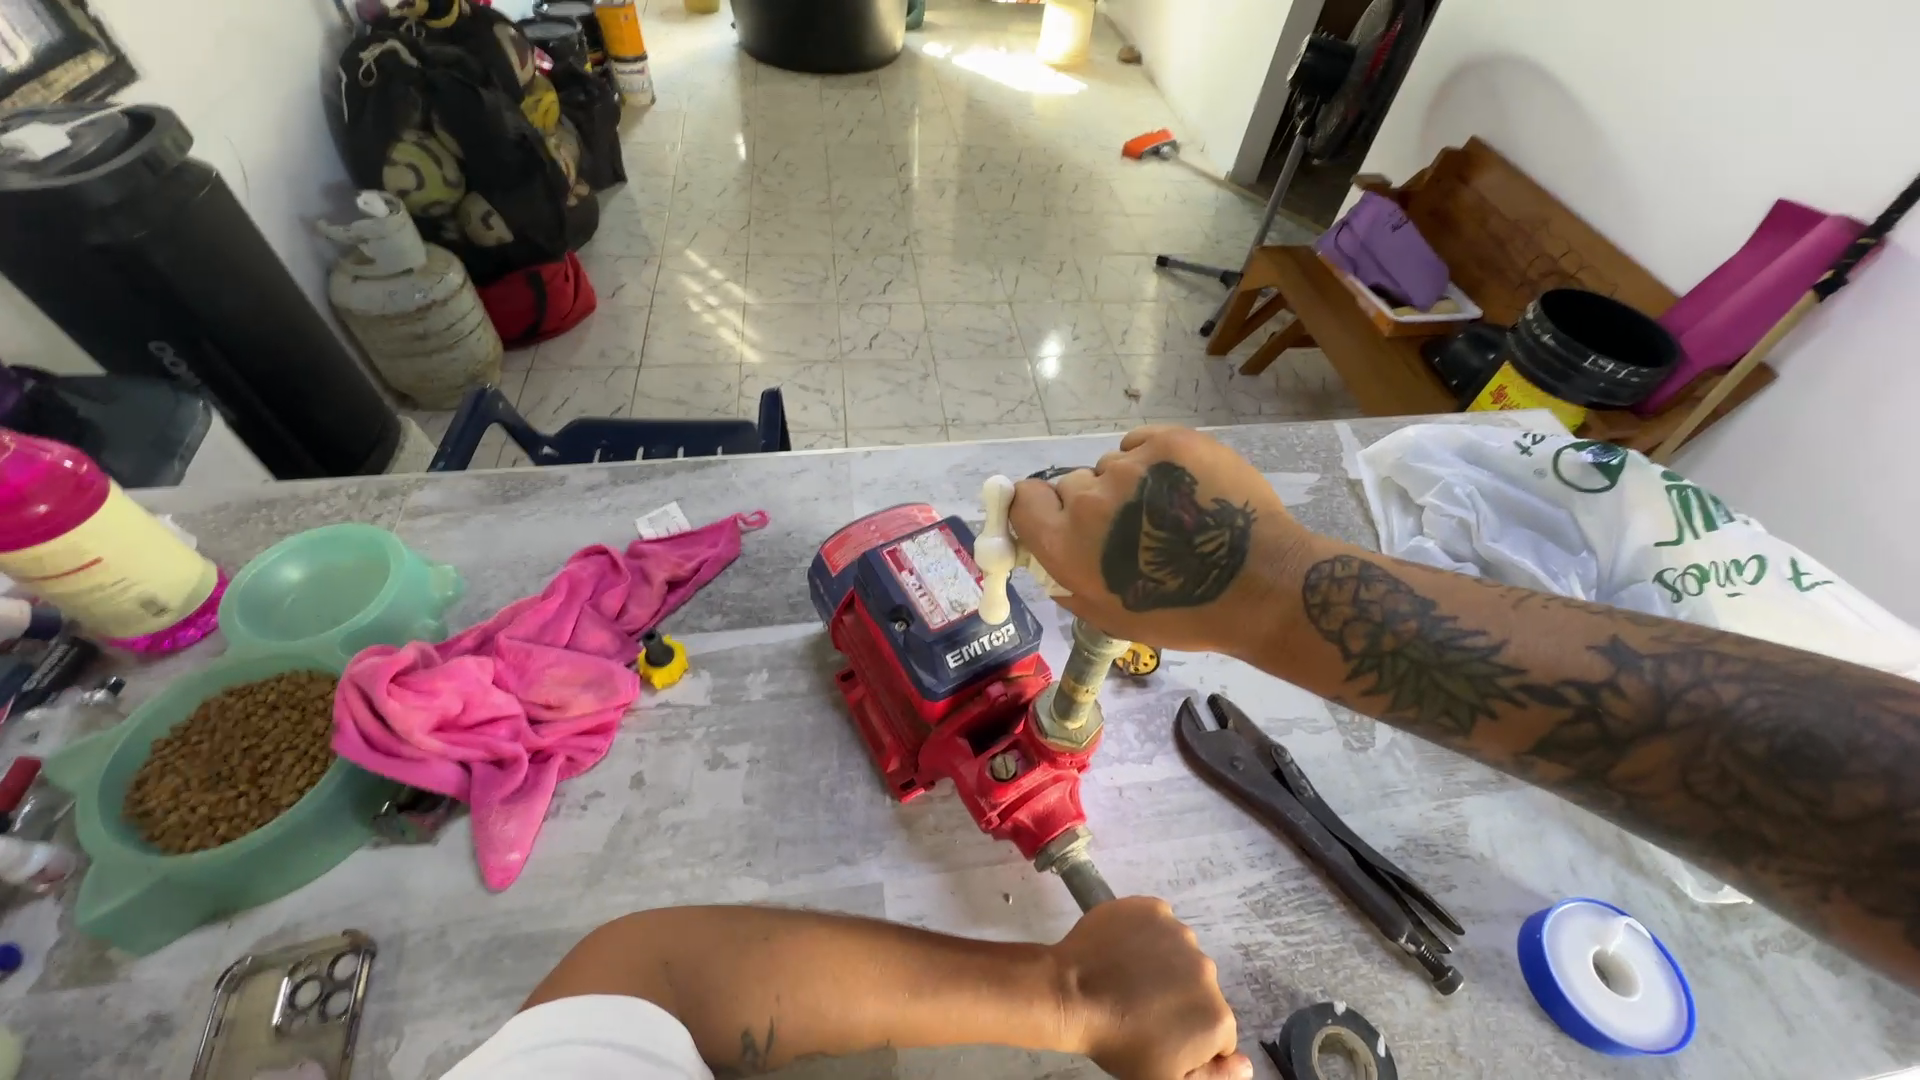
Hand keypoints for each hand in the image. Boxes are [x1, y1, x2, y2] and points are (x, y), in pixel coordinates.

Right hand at [1008, 425, 1311, 654]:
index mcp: (1067, 546)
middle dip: (1091, 504)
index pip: (1023, 500)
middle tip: (1128, 528)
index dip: (1037, 507)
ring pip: (1111, 466)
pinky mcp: (1169, 442)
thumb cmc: (1182, 615)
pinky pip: (1141, 444)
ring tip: (1166, 512)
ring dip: (1127, 484)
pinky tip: (1181, 488)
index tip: (1055, 516)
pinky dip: (1153, 462)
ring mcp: (1131, 466)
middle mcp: (1089, 501)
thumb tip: (1048, 556)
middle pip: (1070, 485)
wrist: (1260, 586)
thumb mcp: (1109, 619)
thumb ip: (1067, 581)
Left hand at [1051, 897, 1250, 1079]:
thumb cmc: (1119, 1041)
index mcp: (1217, 1015)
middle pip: (1199, 988)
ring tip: (1129, 976)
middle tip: (1142, 1005)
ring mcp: (1178, 932)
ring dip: (1163, 963)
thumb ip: (1214, 1077)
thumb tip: (1246, 1063)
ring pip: (1179, 953)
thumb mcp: (1167, 1079)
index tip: (1160, 1034)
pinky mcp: (1151, 906)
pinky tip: (1124, 947)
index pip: (1217, 1032)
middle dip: (1179, 997)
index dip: (1190, 1037)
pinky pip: (1158, 923)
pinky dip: (1147, 932)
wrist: (1070, 992)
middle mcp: (1207, 968)